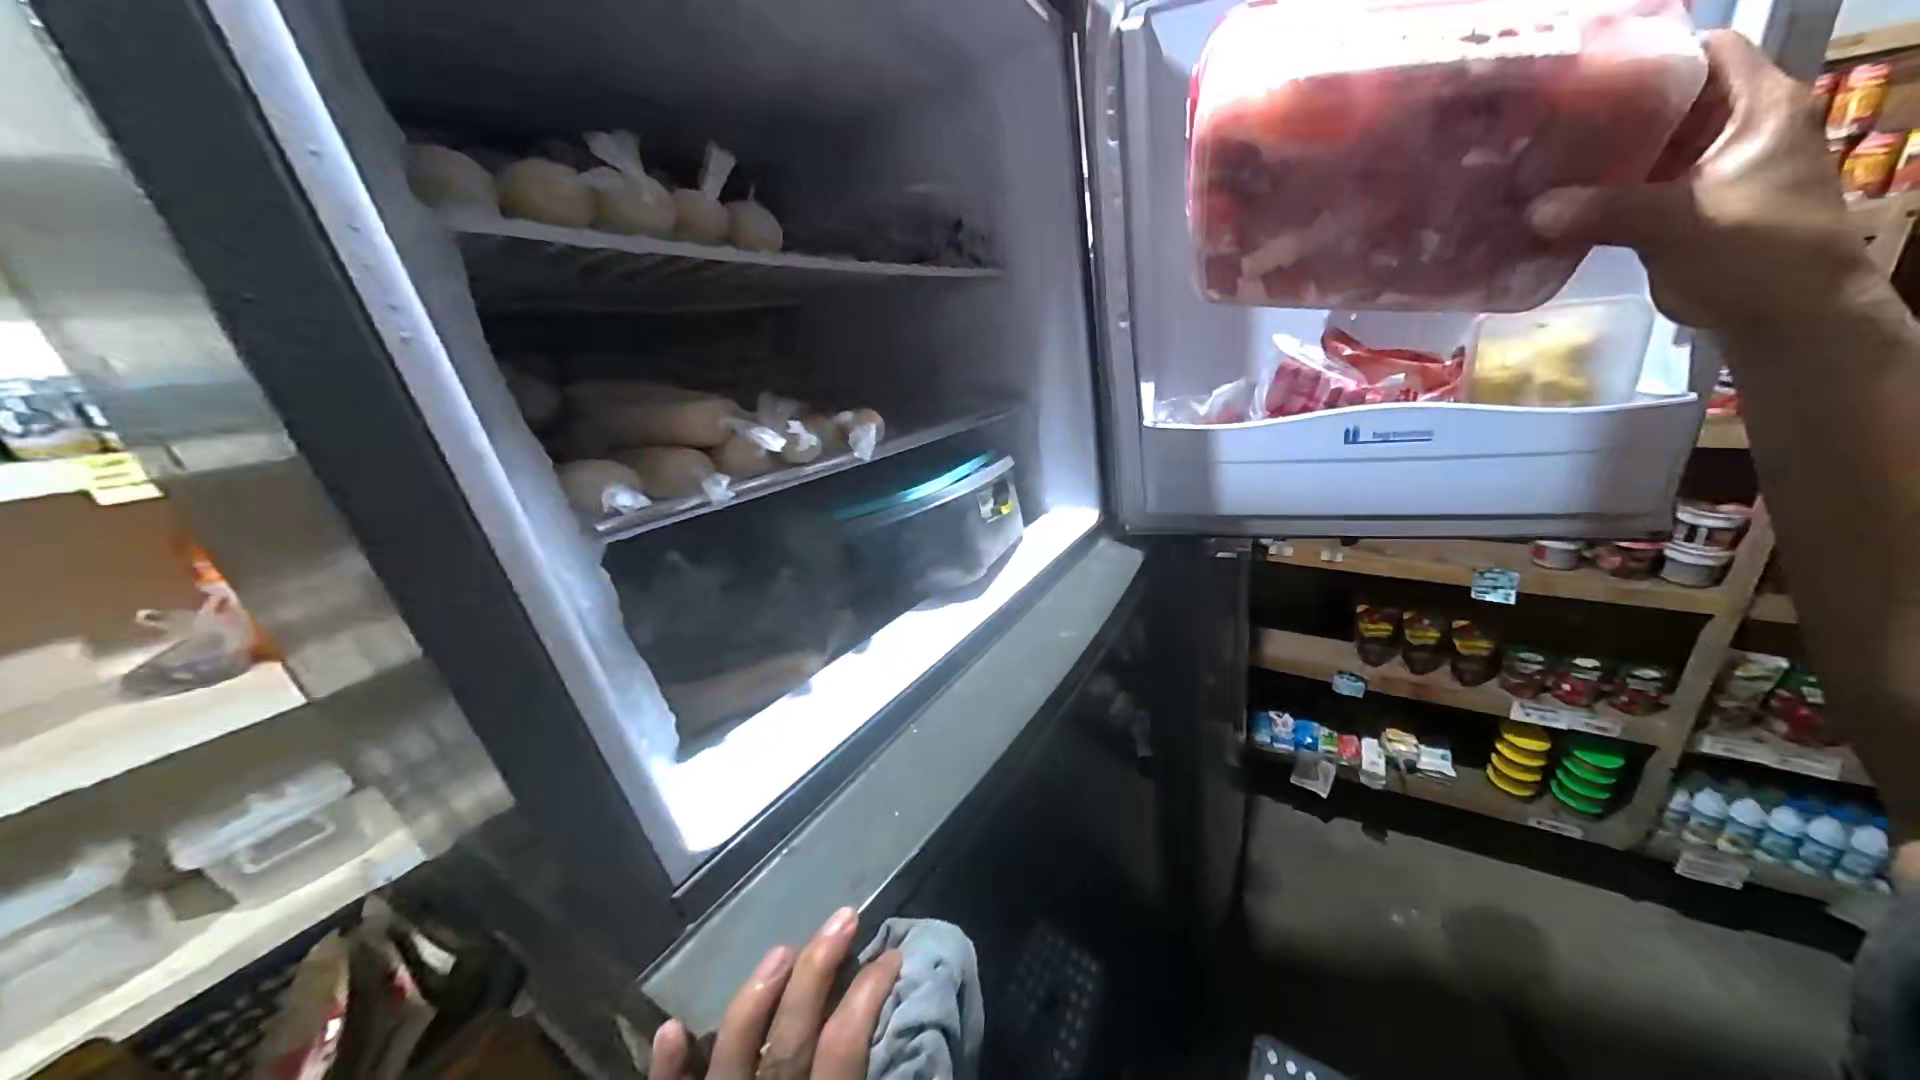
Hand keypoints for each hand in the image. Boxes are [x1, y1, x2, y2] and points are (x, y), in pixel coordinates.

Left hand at [651, 908, 902, 1079]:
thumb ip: (874, 1076)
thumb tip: (896, 1040)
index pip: (844, 1046)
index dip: (869, 996)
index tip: (892, 955)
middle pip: (793, 1037)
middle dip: (819, 970)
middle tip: (845, 916)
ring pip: (735, 1054)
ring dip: (756, 998)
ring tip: (782, 947)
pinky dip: (670, 1067)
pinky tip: (671, 1026)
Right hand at [1527, 31, 1873, 334]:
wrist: (1779, 314)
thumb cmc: (1758, 253)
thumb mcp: (1683, 223)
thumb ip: (1608, 211)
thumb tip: (1531, 210)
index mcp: (1754, 107)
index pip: (1702, 53)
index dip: (1647, 55)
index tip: (1581, 77)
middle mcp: (1724, 130)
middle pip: (1657, 102)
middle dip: (1599, 114)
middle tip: (1535, 127)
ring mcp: (1694, 172)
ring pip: (1633, 149)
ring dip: (1585, 160)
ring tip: (1528, 165)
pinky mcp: (1666, 210)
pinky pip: (1619, 191)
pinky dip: (1584, 197)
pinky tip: (1543, 205)